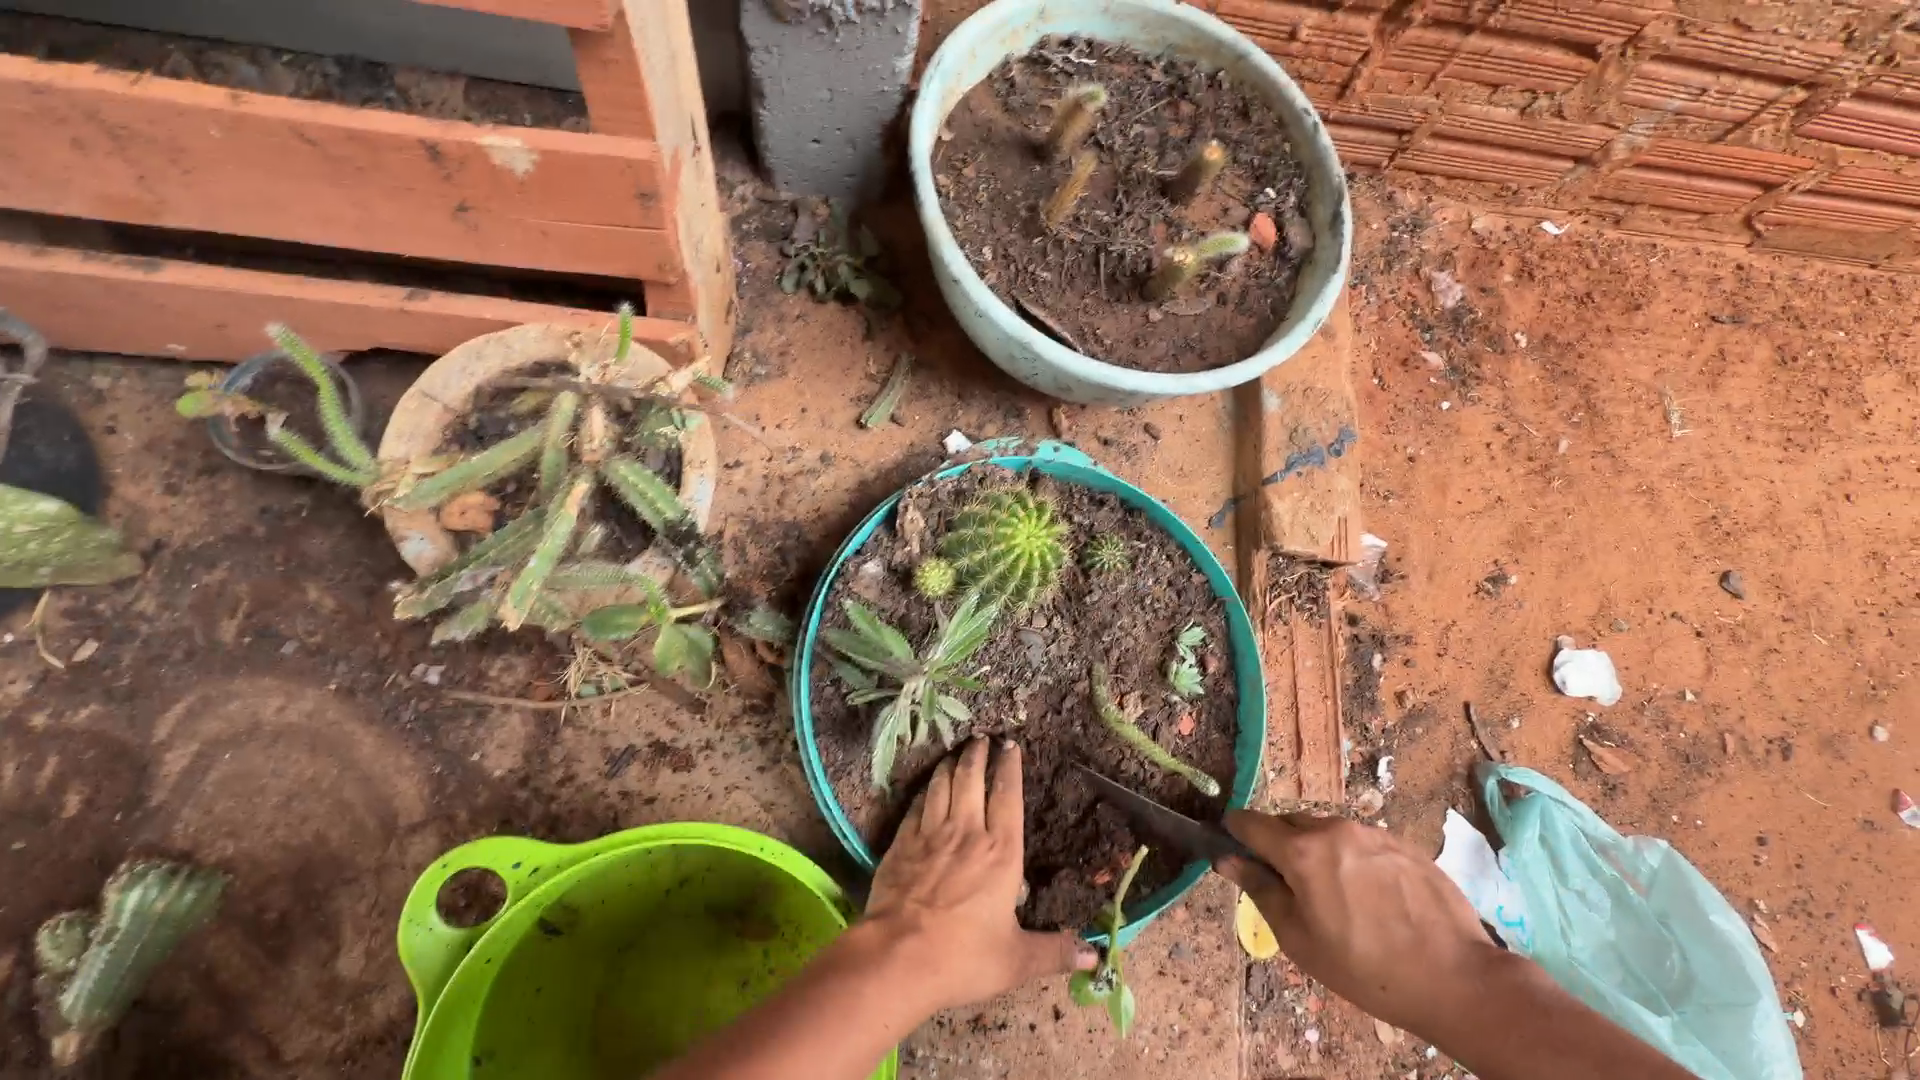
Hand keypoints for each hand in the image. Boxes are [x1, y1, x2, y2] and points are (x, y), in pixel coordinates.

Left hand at [862, 738, 1097, 1011]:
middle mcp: (967, 833)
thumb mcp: (1017, 960)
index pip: (1008, 796)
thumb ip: (1055, 952)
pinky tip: (926, 788)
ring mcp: (930, 834)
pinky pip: (916, 806)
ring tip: (955, 752)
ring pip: (942, 785)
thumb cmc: (964, 957)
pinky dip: (924, 791)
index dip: (1010, 767)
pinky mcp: (901, 844)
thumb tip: (1093, 957)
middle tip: (981, 738)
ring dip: (949, 765)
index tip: (1011, 745)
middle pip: (971, 779)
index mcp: (1001, 853)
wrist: (898, 957)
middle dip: (978, 754)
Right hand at [1215, 811, 1505, 1033]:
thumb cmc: (1365, 968)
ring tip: (1337, 898)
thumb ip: (1259, 890)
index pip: (1249, 822)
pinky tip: (1372, 899)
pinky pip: (1361, 842)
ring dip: (1318, 852)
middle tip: (1290, 890)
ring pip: (1327, 832)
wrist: (1458, 980)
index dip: (1234, 833)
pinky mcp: (1404, 844)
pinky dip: (1352, 860)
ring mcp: (1373, 833)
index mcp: (1300, 851)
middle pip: (1289, 824)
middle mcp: (1333, 829)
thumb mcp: (1299, 939)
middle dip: (1279, 846)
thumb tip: (1226, 859)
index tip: (1232, 851)